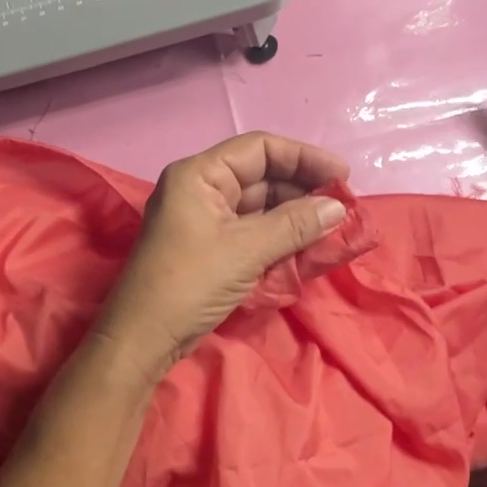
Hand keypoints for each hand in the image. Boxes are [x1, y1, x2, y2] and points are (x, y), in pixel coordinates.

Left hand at [93, 133, 350, 378]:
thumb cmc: (189, 283)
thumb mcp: (246, 250)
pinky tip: (307, 246)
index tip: (342, 177)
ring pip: (259, 206)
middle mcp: (200, 189)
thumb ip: (294, 225)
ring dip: (294, 216)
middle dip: (303, 190)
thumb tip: (337, 208)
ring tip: (332, 228)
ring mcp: (203, 220)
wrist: (143, 337)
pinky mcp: (208, 248)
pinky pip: (251, 231)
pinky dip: (278, 236)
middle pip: (261, 176)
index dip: (304, 158)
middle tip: (342, 208)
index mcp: (199, 175)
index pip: (260, 149)